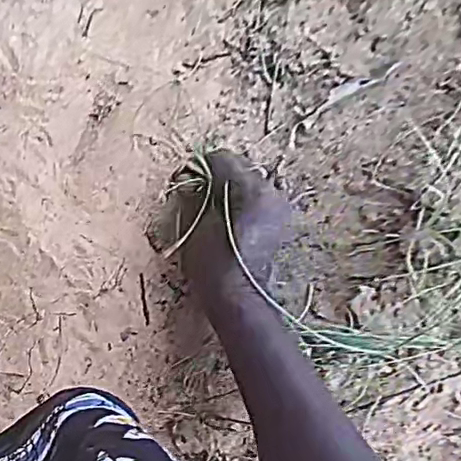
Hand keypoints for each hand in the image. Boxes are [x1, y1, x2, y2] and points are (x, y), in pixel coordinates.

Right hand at [174, 150, 294, 303]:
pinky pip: (257, 202)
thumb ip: (194, 197)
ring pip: (250, 186)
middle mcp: (272, 193)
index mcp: (252, 190)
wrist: (238, 300)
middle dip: (215, 179)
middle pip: (240, 170)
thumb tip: (189, 180)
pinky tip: (226, 221)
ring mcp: (279, 208)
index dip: (198, 167)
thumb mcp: (196, 228)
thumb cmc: (213, 267)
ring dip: (229, 192)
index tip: (182, 180)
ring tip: (209, 209)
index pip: (223, 160)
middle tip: (193, 195)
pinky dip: (240, 205)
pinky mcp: (278, 224)